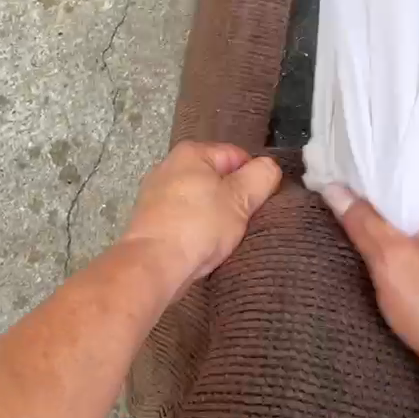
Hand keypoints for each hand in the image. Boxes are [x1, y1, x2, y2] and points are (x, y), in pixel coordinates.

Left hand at [120, 142, 282, 293]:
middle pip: (216, 177)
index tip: (259, 202)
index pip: (237, 156)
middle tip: (244, 221)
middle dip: (233, 198)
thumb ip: (261, 177)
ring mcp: (155, 193)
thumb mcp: (240, 199)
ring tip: (223, 236)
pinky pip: (184, 218)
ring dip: (214, 216)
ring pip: (199, 200)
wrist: (153, 265)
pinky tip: (202, 244)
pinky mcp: (150, 219)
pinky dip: (195, 228)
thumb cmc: (198, 226)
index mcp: (191, 152)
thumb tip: (269, 167)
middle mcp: (168, 166)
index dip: (254, 178)